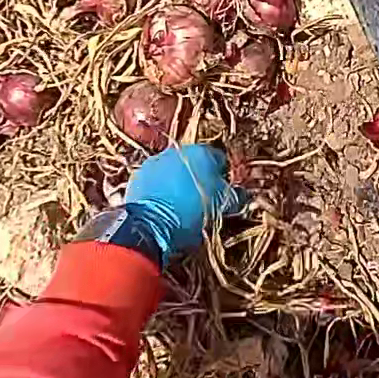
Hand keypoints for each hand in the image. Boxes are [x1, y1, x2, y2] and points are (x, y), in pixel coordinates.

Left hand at [122, 144, 244, 263]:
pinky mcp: (136, 177)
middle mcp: (178, 151)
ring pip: (174, 170)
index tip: (224, 191)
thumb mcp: (223, 206)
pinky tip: (164, 207)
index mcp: (203, 153)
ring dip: (179, 182)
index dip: (224, 176)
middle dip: (200, 177)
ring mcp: (154, 163)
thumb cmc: (192, 211)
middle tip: (204, 199)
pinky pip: (155, 181)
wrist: (149, 226)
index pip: (220, 159)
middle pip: (195, 163)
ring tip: (182, 205)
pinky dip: (160, 190)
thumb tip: (242, 194)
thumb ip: (236, 195)